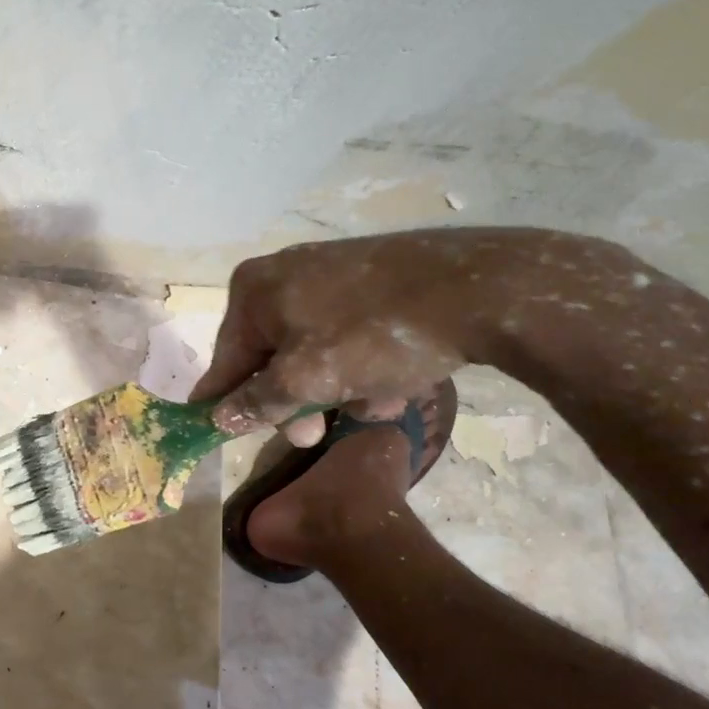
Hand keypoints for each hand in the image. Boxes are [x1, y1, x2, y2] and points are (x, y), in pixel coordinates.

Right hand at [192, 227, 622, 442]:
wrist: (490, 290)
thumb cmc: (373, 337)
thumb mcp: (304, 381)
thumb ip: (255, 402)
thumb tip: (218, 418)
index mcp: (252, 289)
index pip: (227, 357)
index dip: (227, 399)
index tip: (224, 432)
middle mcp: (285, 273)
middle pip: (272, 353)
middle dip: (293, 399)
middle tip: (312, 436)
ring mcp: (334, 271)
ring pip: (314, 347)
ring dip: (333, 388)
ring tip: (369, 410)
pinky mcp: (379, 277)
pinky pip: (350, 331)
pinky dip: (362, 363)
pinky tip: (392, 386)